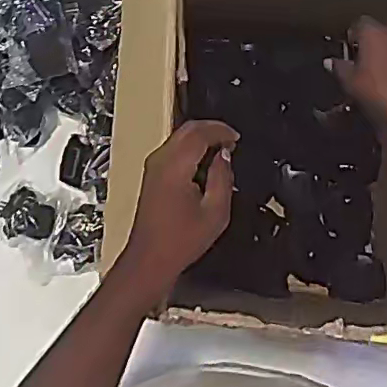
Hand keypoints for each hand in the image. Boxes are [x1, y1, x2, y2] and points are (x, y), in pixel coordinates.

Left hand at [112, 120, 236, 303]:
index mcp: (175, 166)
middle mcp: (160, 159)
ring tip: (222, 151)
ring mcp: (153, 164)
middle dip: (211, 129)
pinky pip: (173, 148)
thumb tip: (224, 155)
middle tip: (231, 141)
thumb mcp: (215, 212)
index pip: (198, 133)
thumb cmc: (182, 240)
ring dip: (201, 137)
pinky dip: (191, 147)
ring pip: (179, 136)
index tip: (236, 138)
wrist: (150, 257)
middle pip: (186, 129)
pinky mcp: (152, 172)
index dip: (220, 130)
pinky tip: (205, 163)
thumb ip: (222, 178)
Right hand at [331, 16, 386, 136]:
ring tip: (379, 74)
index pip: (359, 23)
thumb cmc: (383, 95)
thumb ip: (341, 69)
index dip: (351, 35)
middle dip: (371, 44)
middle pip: (380, 32)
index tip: (346, 49)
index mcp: (374, 34)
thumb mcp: (353, 85)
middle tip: (361, 63)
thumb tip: (332, 61)